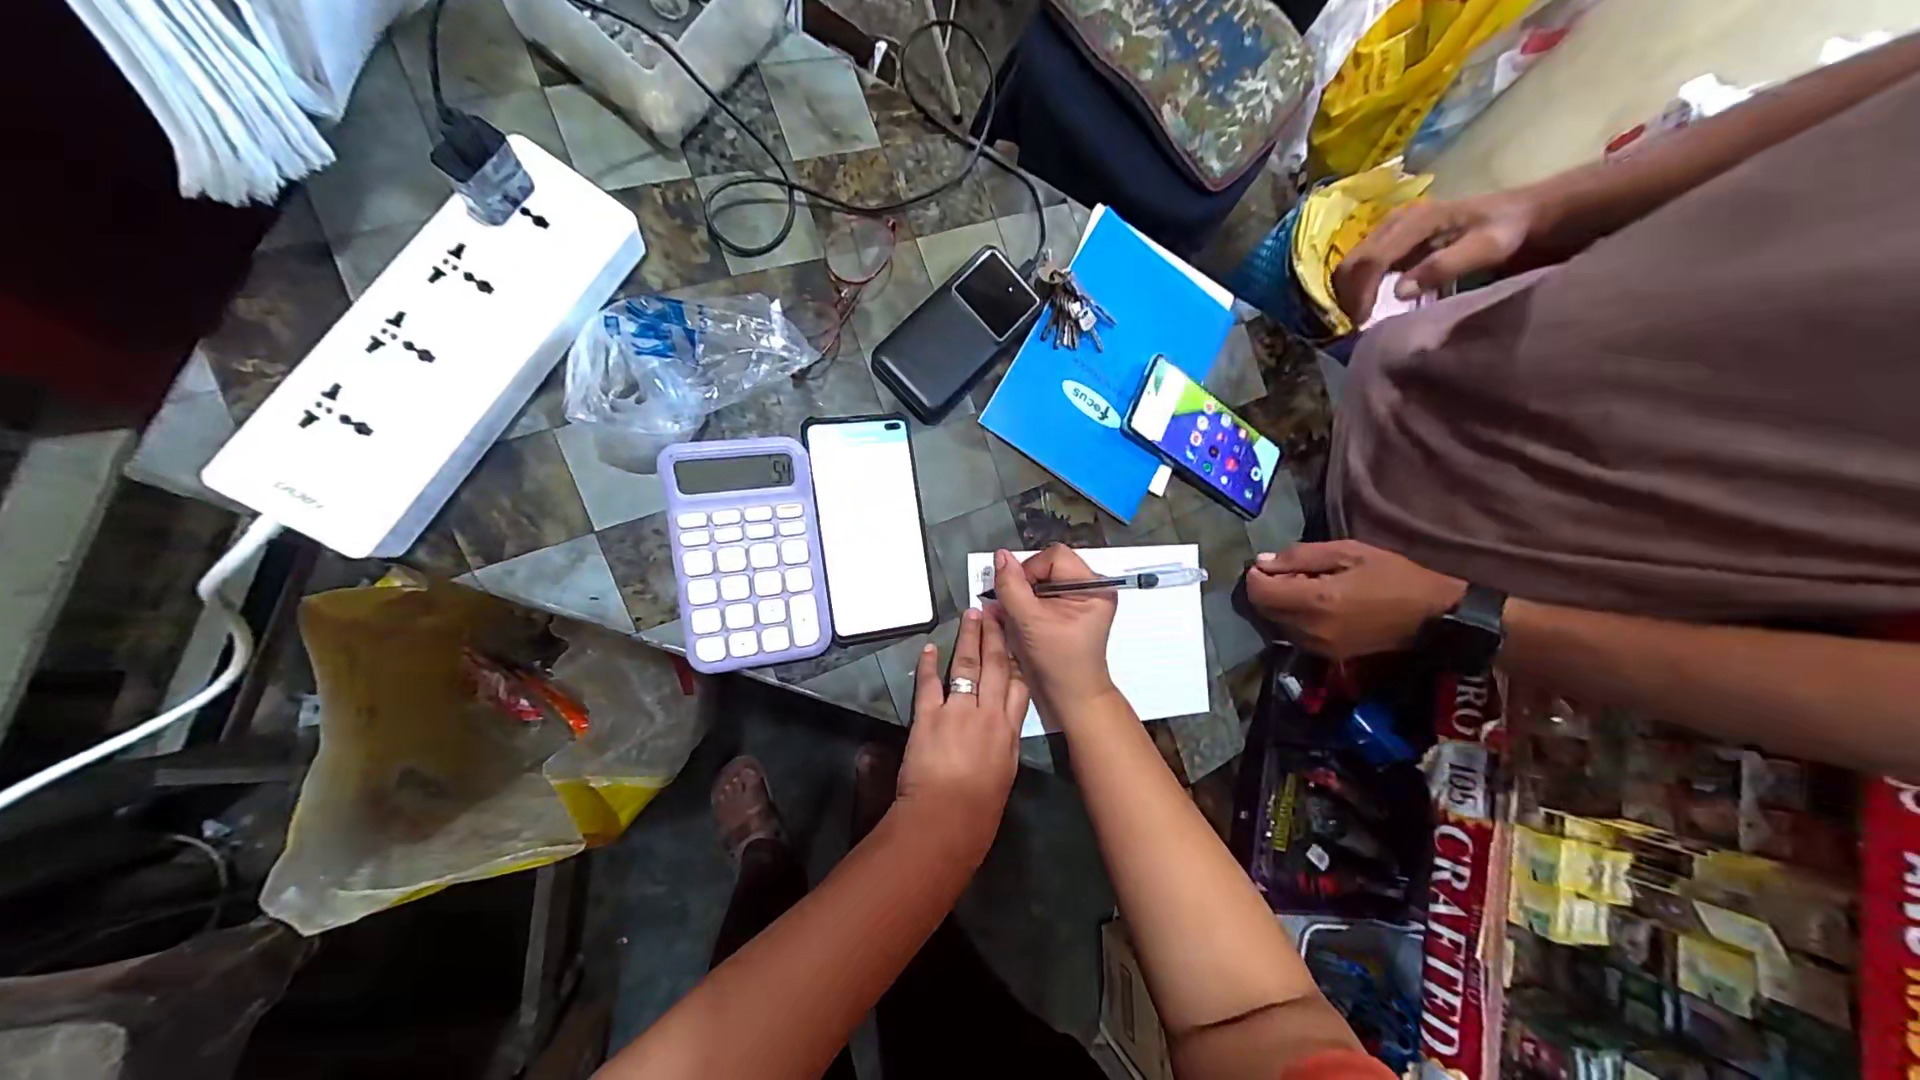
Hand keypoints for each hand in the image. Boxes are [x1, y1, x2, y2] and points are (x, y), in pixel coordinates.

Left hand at [897, 608, 1028, 859]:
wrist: (945, 821)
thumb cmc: (979, 810)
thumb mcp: (1005, 774)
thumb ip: (1004, 743)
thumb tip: (1002, 726)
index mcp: (1009, 731)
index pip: (1019, 685)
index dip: (1017, 658)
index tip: (1015, 638)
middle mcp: (987, 714)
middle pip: (996, 666)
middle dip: (995, 636)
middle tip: (993, 611)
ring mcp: (957, 712)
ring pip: (966, 666)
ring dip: (969, 638)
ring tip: (971, 615)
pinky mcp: (928, 716)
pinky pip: (930, 683)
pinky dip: (929, 663)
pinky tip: (930, 646)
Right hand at [984, 546, 1118, 711]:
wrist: (1071, 700)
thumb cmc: (1058, 663)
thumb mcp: (1030, 622)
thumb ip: (1012, 586)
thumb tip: (1000, 555)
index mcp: (1093, 586)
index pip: (1054, 556)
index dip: (1029, 570)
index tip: (1017, 598)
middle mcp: (1090, 588)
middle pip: (1047, 565)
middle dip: (1025, 584)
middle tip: (1015, 609)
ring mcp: (1079, 600)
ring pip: (1041, 580)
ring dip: (1023, 596)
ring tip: (1017, 618)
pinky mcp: (1067, 612)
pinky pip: (1042, 595)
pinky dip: (1027, 605)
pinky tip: (1022, 623)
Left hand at [1244, 541, 1466, 659]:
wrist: (1434, 617)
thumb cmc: (1394, 577)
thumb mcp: (1348, 552)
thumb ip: (1300, 556)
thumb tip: (1263, 562)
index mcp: (1315, 602)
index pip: (1259, 592)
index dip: (1255, 574)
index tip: (1266, 562)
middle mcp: (1309, 630)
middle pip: (1263, 608)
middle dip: (1266, 588)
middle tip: (1289, 571)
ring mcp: (1317, 647)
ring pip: (1276, 623)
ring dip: (1279, 603)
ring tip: (1306, 586)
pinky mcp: (1326, 655)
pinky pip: (1294, 633)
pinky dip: (1293, 617)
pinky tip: (1315, 604)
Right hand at [1332, 190, 1543, 323]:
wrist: (1519, 213)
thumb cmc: (1506, 231)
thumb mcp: (1486, 248)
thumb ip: (1444, 267)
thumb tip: (1399, 291)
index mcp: (1415, 221)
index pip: (1370, 261)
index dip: (1361, 295)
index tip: (1363, 324)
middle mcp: (1394, 220)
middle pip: (1351, 263)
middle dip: (1349, 297)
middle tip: (1360, 325)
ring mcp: (1388, 228)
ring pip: (1350, 265)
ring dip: (1350, 294)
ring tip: (1364, 316)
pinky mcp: (1388, 237)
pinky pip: (1359, 265)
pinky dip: (1357, 287)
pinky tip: (1371, 303)